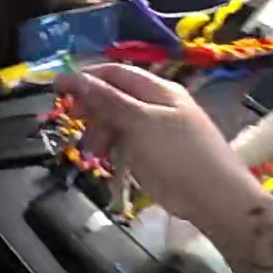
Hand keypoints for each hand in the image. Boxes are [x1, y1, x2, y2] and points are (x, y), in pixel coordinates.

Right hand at [60, 63, 264, 230]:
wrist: (214, 200)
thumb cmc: (178, 154)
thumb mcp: (139, 122)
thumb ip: (106, 99)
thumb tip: (74, 77)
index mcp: (156, 89)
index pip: (113, 72)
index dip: (85, 77)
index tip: (58, 89)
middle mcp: (153, 104)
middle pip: (110, 95)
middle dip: (90, 105)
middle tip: (75, 119)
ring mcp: (151, 128)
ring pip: (112, 119)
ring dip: (97, 129)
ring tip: (94, 148)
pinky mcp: (148, 150)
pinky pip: (120, 140)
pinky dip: (108, 145)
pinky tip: (104, 157)